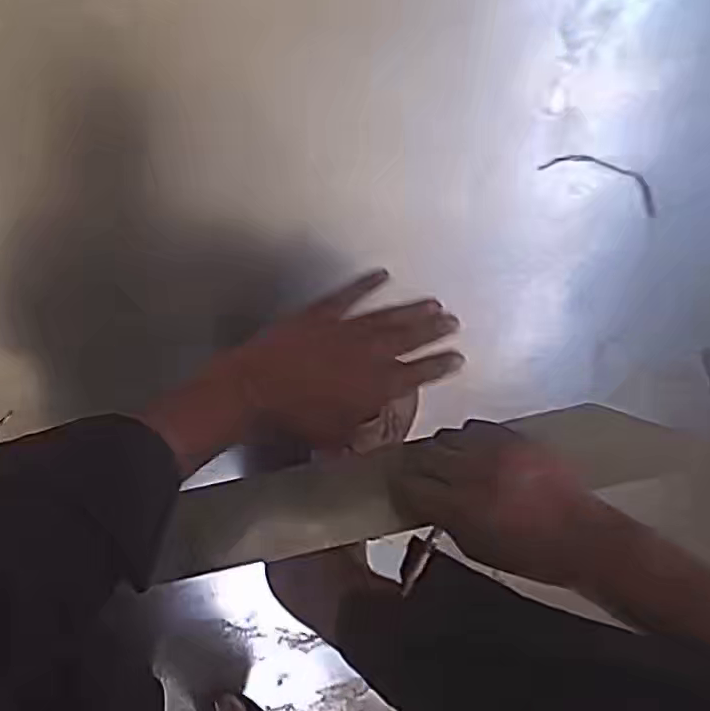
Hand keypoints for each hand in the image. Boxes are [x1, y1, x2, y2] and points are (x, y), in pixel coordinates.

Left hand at [226, 269, 461, 446]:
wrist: (253, 390)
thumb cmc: (291, 418)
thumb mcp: (334, 435)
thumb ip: (359, 426)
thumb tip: (368, 425)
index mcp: (376, 387)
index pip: (419, 374)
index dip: (440, 366)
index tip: (456, 358)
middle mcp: (367, 355)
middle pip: (410, 339)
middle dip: (434, 331)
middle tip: (452, 323)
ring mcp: (343, 330)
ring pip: (387, 316)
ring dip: (412, 310)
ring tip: (432, 303)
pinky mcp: (318, 314)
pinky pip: (348, 295)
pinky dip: (365, 284)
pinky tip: (380, 275)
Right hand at [388, 420, 629, 588]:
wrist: (593, 541)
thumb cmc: (534, 555)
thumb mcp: (477, 548)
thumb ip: (442, 520)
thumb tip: (420, 499)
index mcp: (463, 507)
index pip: (410, 484)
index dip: (401, 486)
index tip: (401, 489)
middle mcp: (475, 473)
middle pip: (421, 453)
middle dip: (414, 464)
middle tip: (416, 473)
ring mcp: (497, 451)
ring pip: (445, 436)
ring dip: (440, 450)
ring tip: (448, 463)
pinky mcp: (516, 437)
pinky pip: (474, 428)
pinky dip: (467, 439)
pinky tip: (474, 452)